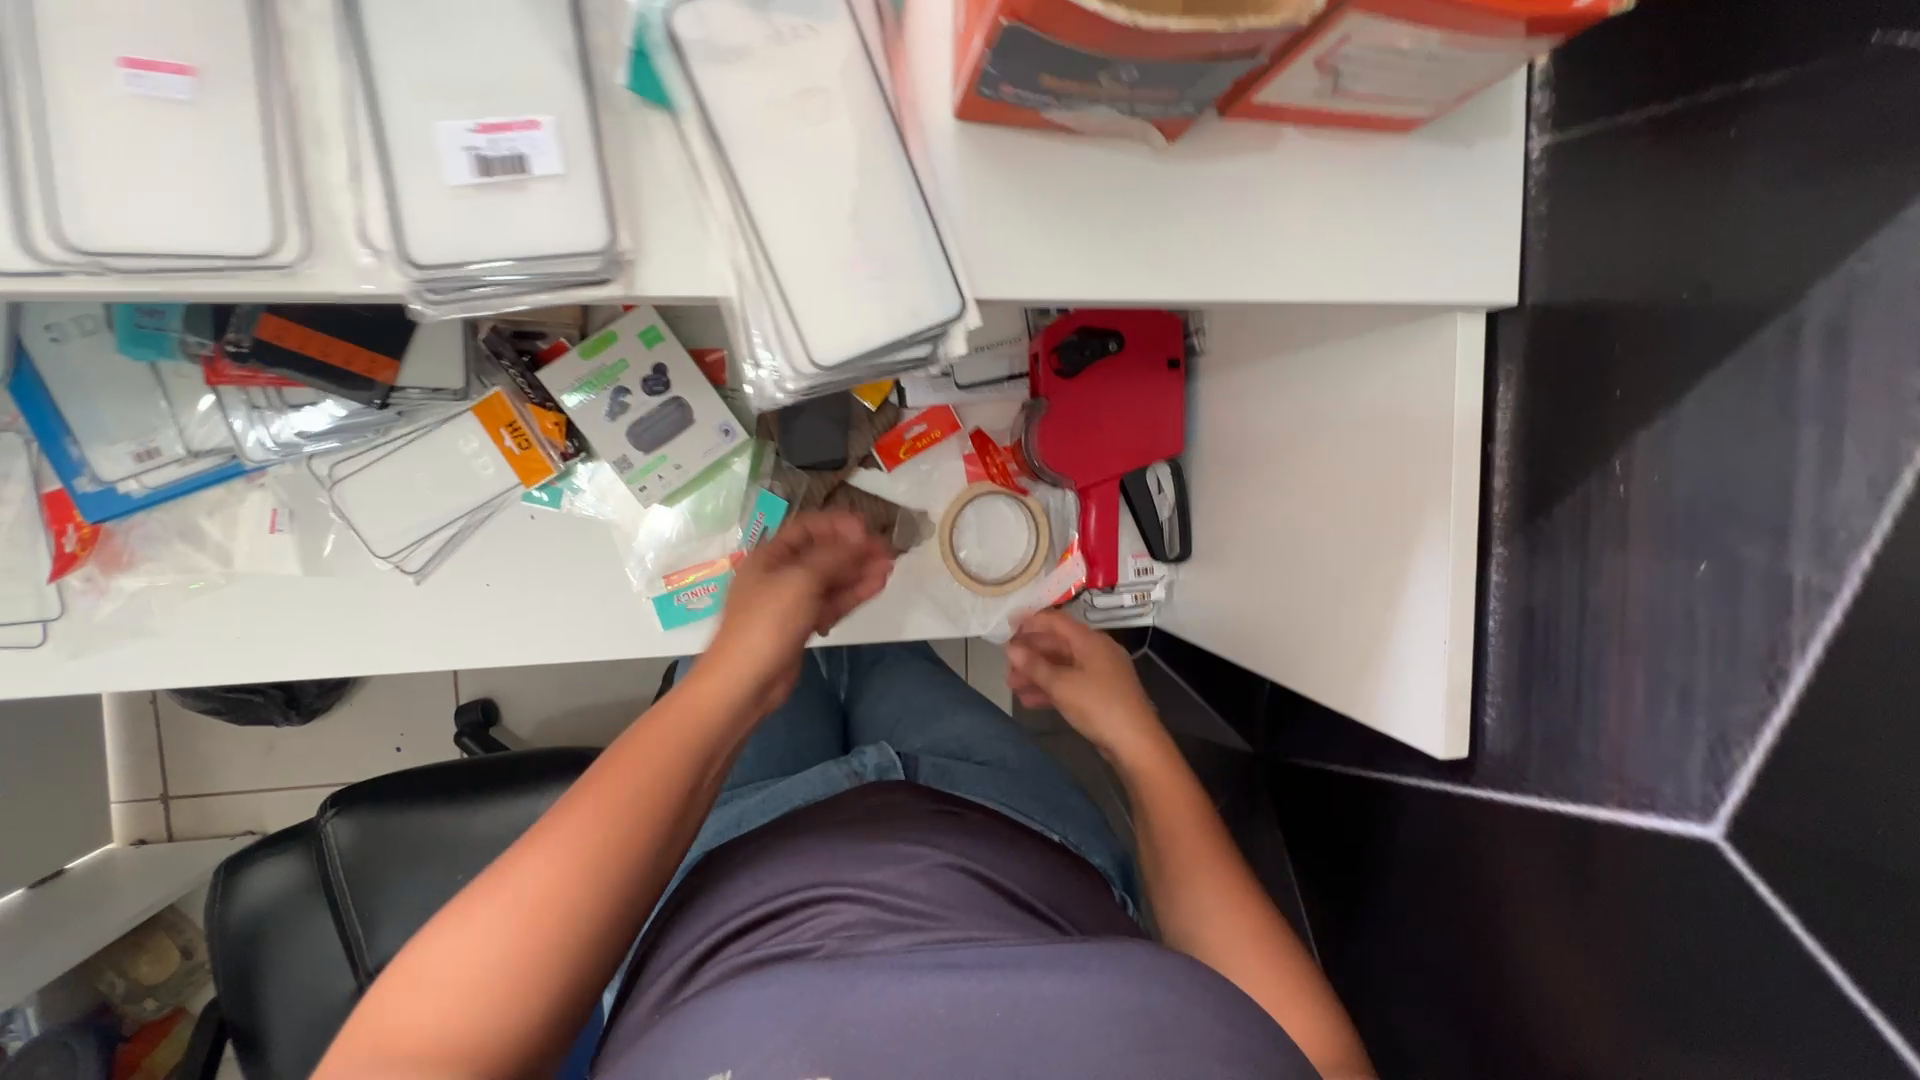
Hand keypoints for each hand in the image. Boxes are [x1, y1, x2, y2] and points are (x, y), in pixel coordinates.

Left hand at [703, 511, 893, 714]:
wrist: (745, 682)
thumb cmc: (767, 623)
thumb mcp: (800, 580)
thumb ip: (833, 556)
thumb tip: (859, 536)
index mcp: (770, 556)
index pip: (807, 528)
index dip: (837, 525)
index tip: (867, 529)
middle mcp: (780, 574)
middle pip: (822, 554)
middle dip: (854, 550)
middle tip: (887, 549)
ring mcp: (792, 602)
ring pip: (830, 580)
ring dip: (858, 572)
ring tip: (889, 566)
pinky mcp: (803, 625)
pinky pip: (831, 603)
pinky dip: (852, 593)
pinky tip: (876, 585)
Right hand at [1005, 610, 1170, 764]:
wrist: (1135, 742)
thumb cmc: (1098, 705)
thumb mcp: (1061, 685)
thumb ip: (1034, 665)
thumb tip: (1011, 648)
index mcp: (1090, 641)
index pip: (1055, 621)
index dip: (1030, 621)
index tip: (1006, 625)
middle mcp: (1096, 651)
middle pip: (1057, 644)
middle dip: (1030, 654)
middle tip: (1006, 665)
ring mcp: (1100, 673)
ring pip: (1062, 666)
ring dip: (1037, 674)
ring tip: (1012, 686)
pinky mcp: (1101, 693)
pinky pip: (1071, 683)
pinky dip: (1051, 688)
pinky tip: (1029, 700)